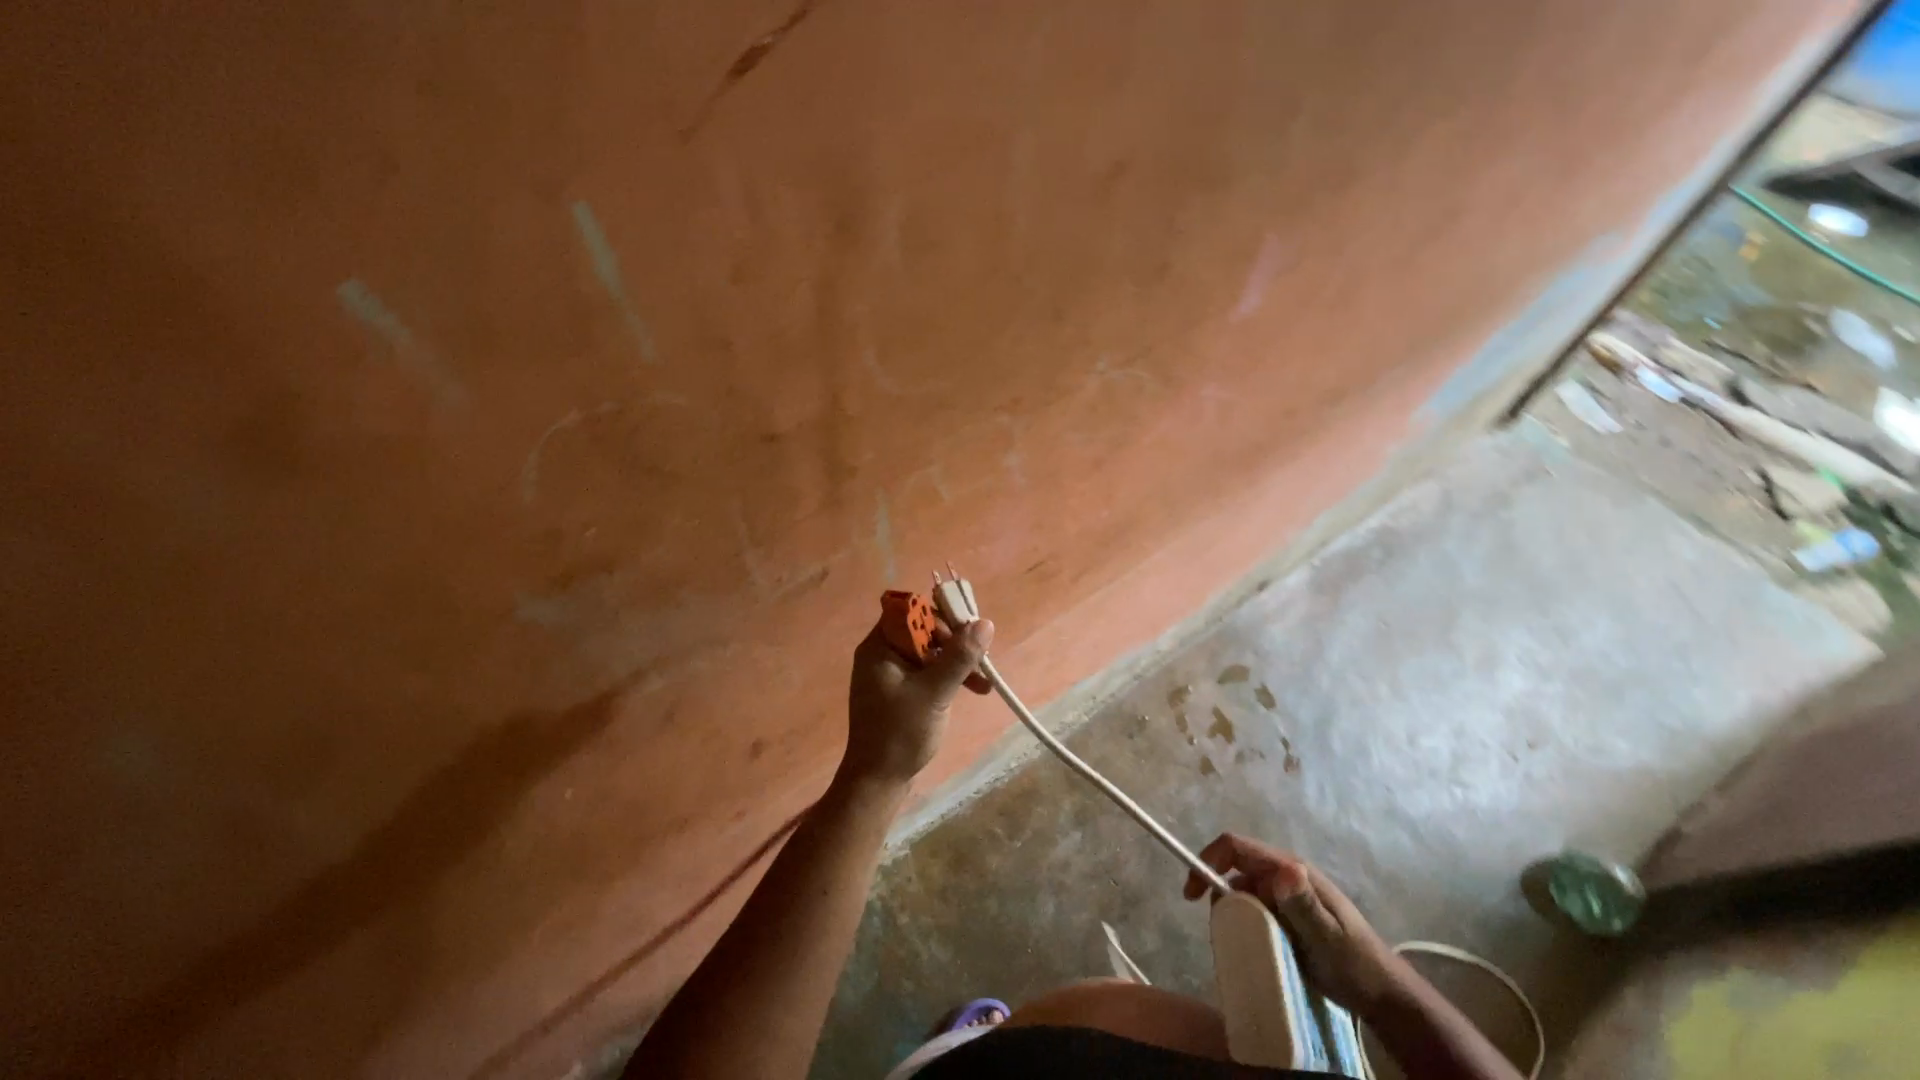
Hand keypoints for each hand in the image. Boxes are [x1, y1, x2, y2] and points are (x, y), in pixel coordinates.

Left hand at [839, 615, 994, 786]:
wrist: (877, 780)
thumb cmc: (900, 733)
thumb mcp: (934, 693)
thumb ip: (959, 657)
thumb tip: (985, 623)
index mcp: (879, 647)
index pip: (909, 610)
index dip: (939, 615)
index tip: (967, 631)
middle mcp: (882, 653)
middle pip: (923, 629)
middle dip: (955, 642)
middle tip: (980, 658)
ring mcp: (891, 673)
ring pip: (930, 651)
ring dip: (957, 661)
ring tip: (984, 680)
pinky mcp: (901, 690)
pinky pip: (928, 670)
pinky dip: (949, 676)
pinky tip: (975, 690)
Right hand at [1183, 833, 1406, 1014]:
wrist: (1383, 993)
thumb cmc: (1355, 963)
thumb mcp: (1327, 937)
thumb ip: (1304, 905)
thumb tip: (1282, 870)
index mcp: (1292, 871)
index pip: (1237, 847)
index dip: (1208, 860)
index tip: (1192, 893)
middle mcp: (1287, 876)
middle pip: (1236, 868)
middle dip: (1217, 891)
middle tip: (1219, 928)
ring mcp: (1287, 895)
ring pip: (1243, 890)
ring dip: (1232, 910)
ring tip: (1237, 940)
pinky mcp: (1287, 915)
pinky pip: (1254, 909)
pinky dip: (1243, 922)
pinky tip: (1250, 944)